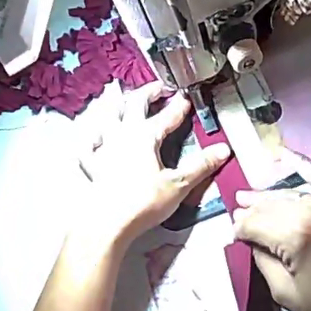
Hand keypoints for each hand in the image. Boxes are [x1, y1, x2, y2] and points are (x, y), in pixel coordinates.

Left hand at [76, 83, 230, 247]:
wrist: (108, 222)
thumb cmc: (144, 202)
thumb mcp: (179, 184)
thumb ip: (201, 166)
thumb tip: (223, 150)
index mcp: (145, 136)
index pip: (166, 115)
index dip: (178, 106)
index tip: (186, 98)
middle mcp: (122, 135)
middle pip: (133, 104)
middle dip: (147, 93)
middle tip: (158, 87)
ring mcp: (104, 147)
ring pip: (105, 117)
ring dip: (112, 103)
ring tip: (115, 93)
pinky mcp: (91, 164)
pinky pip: (87, 145)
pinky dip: (89, 136)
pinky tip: (89, 134)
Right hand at [231, 154, 310, 310]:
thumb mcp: (287, 294)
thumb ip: (264, 261)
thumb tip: (252, 242)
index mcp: (295, 236)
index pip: (251, 223)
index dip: (238, 231)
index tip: (234, 240)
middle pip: (268, 205)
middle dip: (250, 212)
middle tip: (238, 221)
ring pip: (289, 194)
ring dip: (267, 197)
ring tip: (248, 198)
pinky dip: (303, 166)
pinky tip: (285, 157)